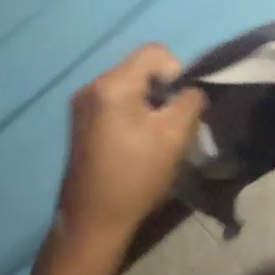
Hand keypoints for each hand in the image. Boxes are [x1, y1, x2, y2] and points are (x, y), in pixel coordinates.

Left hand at [58, 43, 206, 248]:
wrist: (93, 222)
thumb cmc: (136, 176)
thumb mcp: (175, 134)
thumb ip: (191, 100)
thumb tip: (193, 89)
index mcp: (111, 85)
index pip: (156, 52)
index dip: (178, 73)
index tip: (181, 106)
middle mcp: (91, 86)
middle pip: (141, 68)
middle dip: (164, 90)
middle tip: (172, 124)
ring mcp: (82, 106)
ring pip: (131, 85)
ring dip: (151, 103)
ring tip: (157, 136)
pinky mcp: (81, 123)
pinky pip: (117, 102)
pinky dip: (135, 113)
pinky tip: (138, 143)